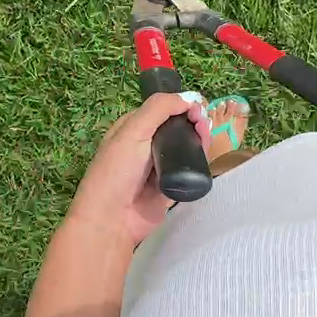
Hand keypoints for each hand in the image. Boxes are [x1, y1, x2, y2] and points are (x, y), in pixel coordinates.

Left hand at [68, 91, 210, 246]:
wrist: (112, 219)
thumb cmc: (116, 171)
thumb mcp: (133, 131)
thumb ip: (159, 109)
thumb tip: (189, 98)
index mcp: (133, 127)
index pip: (163, 108)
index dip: (181, 105)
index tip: (197, 108)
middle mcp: (147, 144)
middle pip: (178, 126)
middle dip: (194, 121)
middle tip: (203, 125)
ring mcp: (160, 165)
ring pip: (187, 146)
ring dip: (199, 138)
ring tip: (205, 138)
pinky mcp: (172, 185)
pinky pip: (190, 168)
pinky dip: (200, 159)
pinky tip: (205, 154)